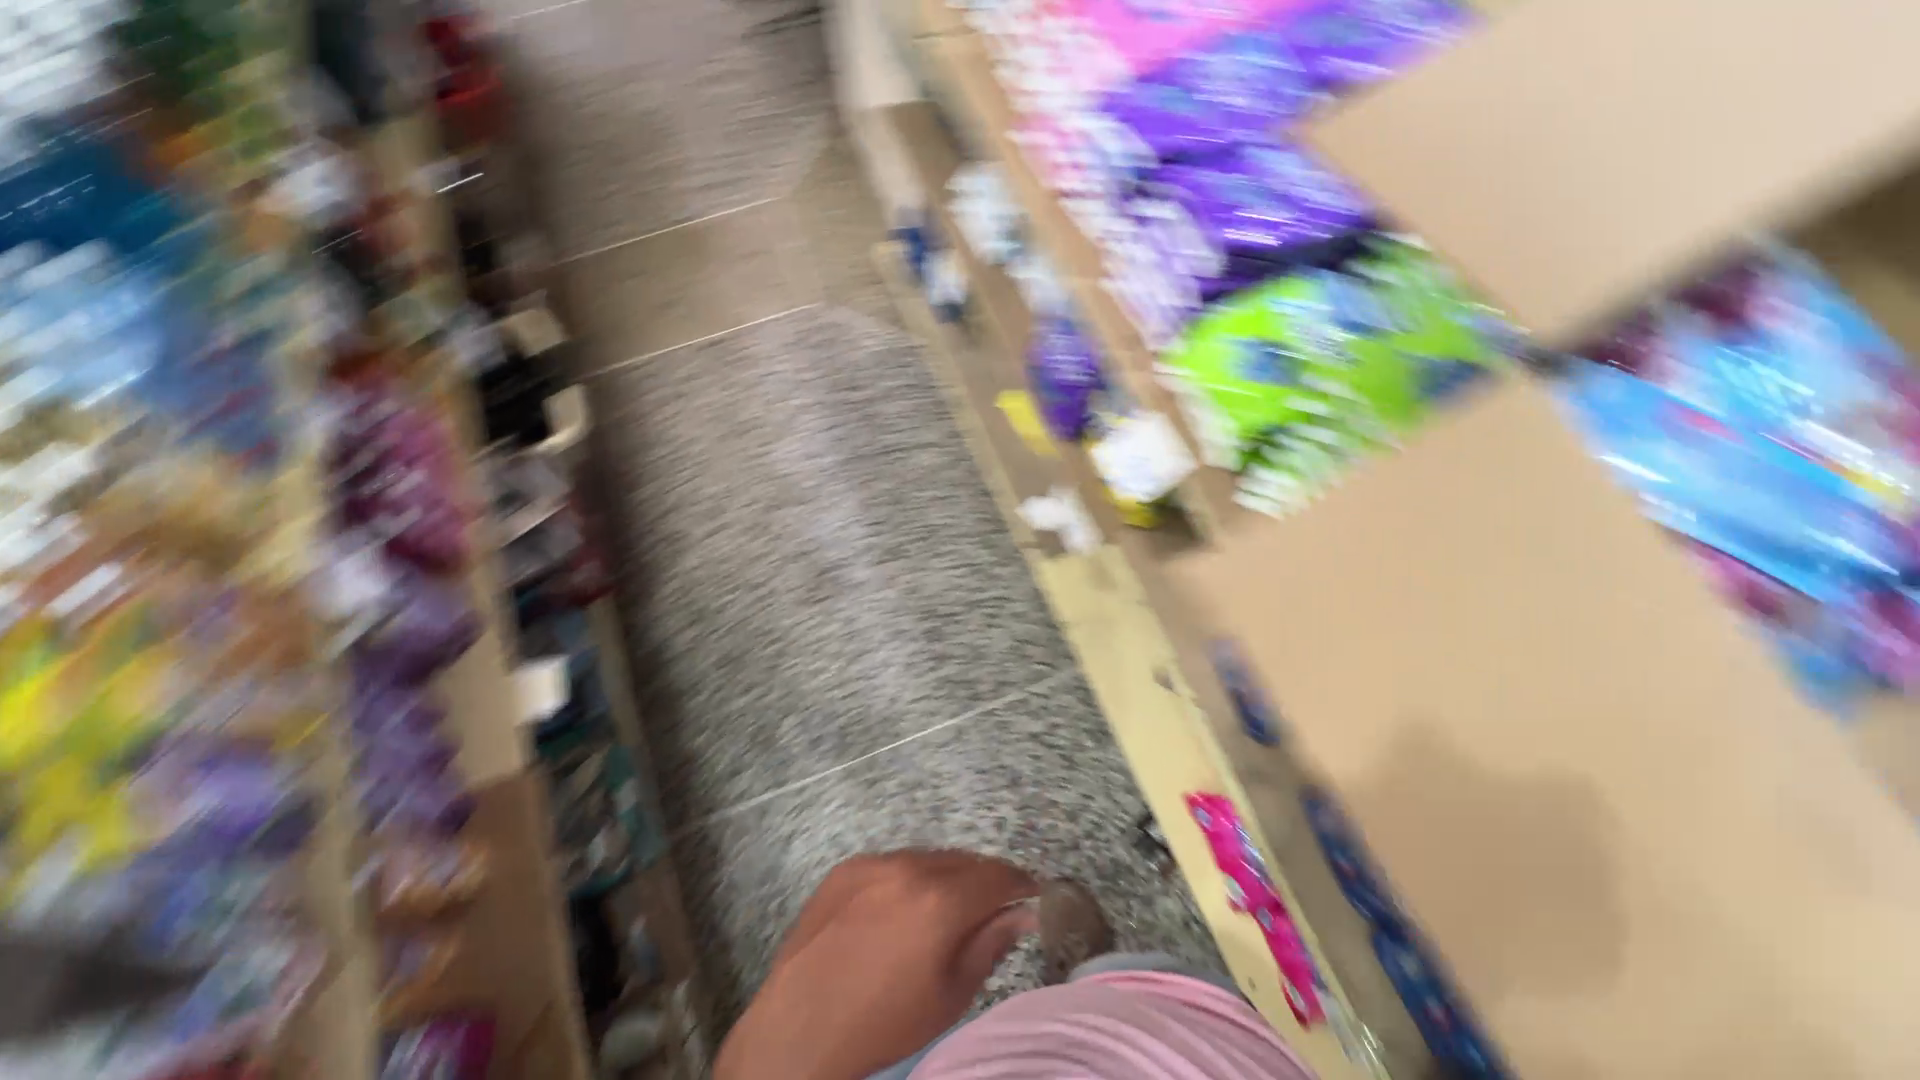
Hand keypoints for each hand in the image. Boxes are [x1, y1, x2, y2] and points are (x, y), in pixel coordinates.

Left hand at [714, 850, 1039, 1079]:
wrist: (800, 1028)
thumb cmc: (884, 1022)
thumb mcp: (951, 994)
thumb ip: (990, 944)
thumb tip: (1021, 913)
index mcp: (940, 900)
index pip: (997, 875)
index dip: (1021, 883)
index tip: (1032, 895)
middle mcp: (907, 868)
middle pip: (964, 861)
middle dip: (986, 879)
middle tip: (995, 906)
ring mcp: (871, 864)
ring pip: (928, 858)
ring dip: (948, 876)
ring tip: (949, 909)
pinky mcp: (844, 870)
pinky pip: (893, 863)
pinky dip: (910, 878)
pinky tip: (905, 908)